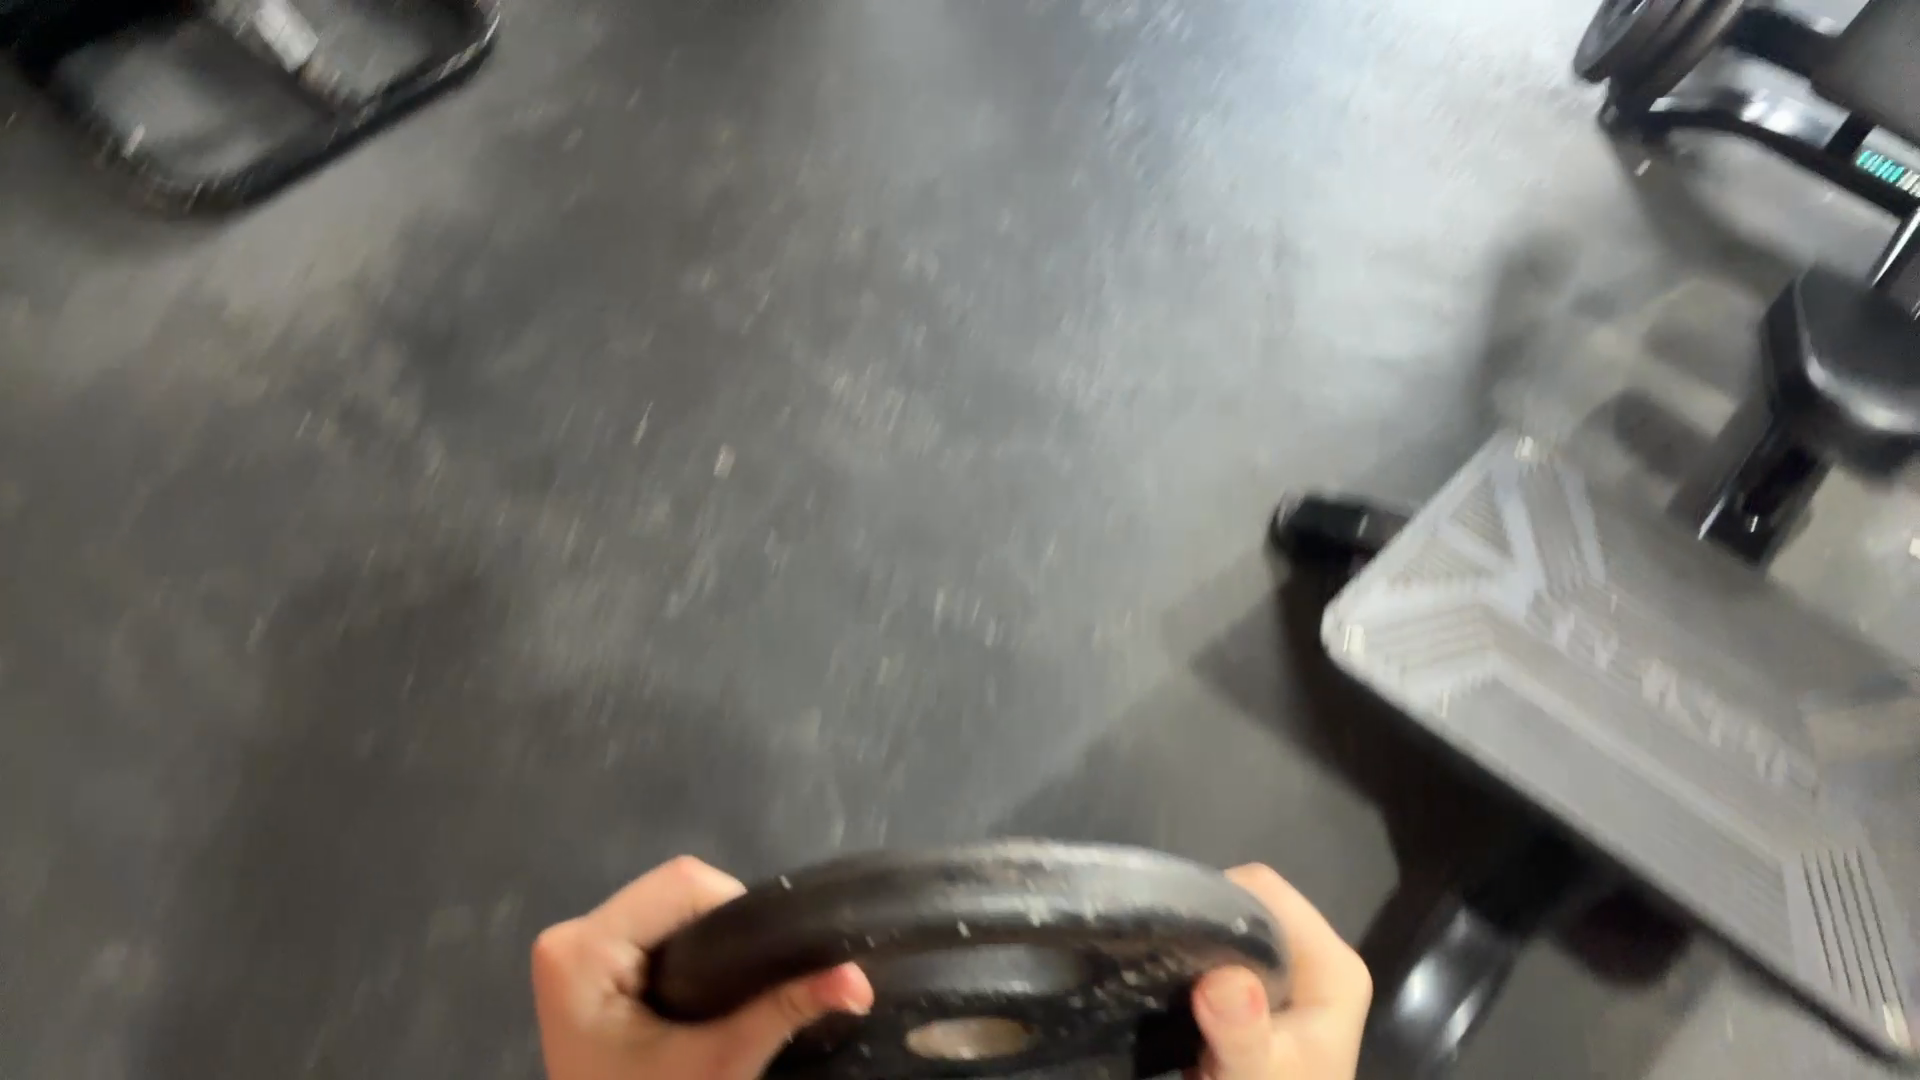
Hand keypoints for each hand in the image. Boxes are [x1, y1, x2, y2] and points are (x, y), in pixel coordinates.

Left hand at [531, 856, 874, 1079]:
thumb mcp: (721, 1064)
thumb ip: (786, 1007)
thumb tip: (861, 979)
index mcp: (579, 951)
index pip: (681, 884)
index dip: (734, 909)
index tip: (759, 963)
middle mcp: (568, 935)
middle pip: (676, 888)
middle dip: (724, 923)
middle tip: (746, 980)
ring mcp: (573, 946)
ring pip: (670, 900)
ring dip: (710, 932)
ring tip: (728, 984)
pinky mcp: (586, 960)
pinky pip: (656, 921)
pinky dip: (690, 941)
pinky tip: (703, 981)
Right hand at [1188, 865, 1372, 1079]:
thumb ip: (1242, 1034)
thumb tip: (1225, 979)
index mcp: (1332, 965)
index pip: (1265, 890)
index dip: (1217, 902)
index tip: (1179, 940)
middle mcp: (1317, 958)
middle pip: (1246, 902)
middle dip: (1204, 924)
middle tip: (1169, 965)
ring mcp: (1293, 974)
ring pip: (1232, 924)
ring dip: (1198, 945)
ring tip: (1170, 978)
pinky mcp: (1266, 990)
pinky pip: (1226, 950)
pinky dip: (1200, 962)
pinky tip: (1180, 991)